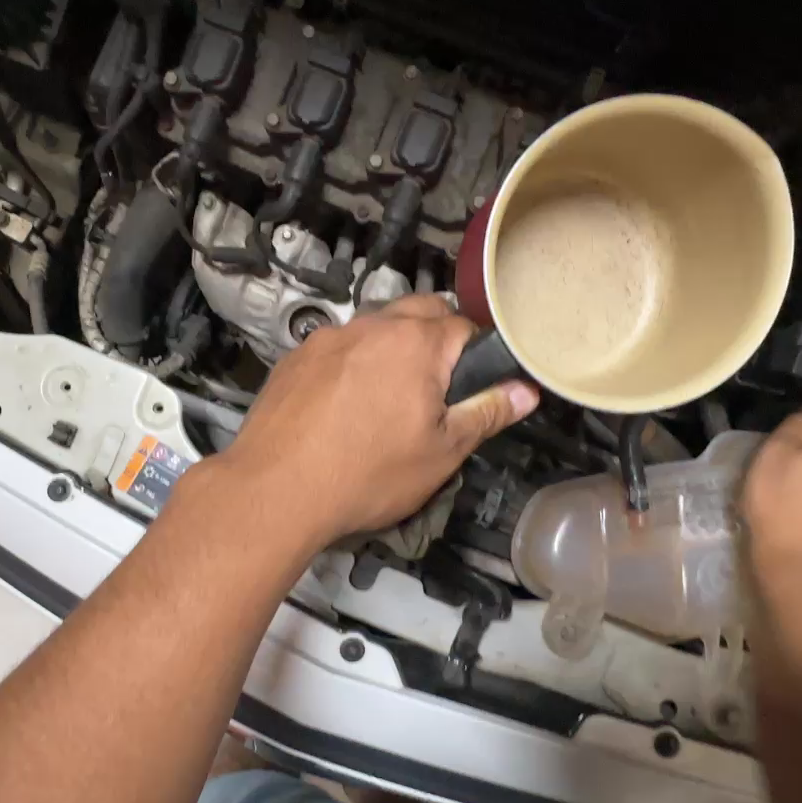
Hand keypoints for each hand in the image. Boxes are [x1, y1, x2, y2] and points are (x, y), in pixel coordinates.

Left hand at [208, 294, 538, 546]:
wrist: (275, 490)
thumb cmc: (368, 474)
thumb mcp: (441, 452)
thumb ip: (486, 413)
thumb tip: (526, 390)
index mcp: (415, 342)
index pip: (464, 326)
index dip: (475, 355)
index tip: (472, 386)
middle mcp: (370, 325)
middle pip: (418, 312)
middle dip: (436, 338)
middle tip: (435, 389)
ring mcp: (326, 338)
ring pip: (374, 327)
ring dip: (390, 348)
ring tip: (386, 398)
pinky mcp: (294, 357)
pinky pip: (336, 347)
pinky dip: (350, 363)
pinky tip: (343, 404)